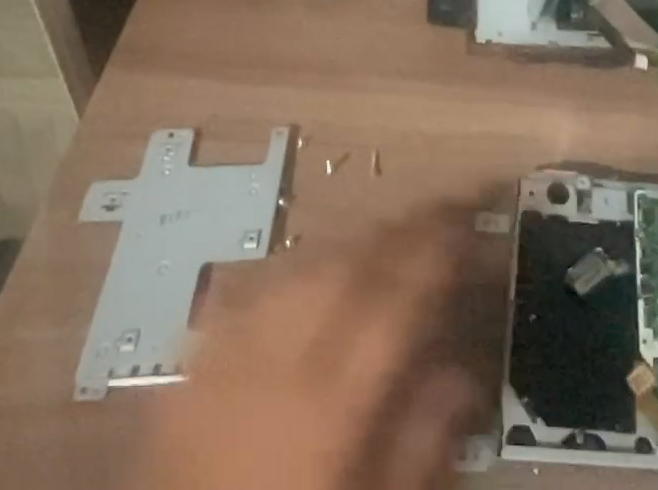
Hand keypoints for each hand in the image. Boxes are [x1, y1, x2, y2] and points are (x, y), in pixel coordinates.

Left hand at [132, 208, 496, 489]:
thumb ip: (423, 439)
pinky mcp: (188, 371)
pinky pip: (247, 291)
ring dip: (350, 242)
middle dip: (400, 231)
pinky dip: (291, 268)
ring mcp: (223, 361)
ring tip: (388, 237)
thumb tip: (462, 374)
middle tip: (440, 218)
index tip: (469, 226)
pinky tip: (312, 269)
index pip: (396, 299)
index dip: (437, 252)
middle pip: (346, 266)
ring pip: (297, 267)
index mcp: (330, 404)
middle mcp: (274, 365)